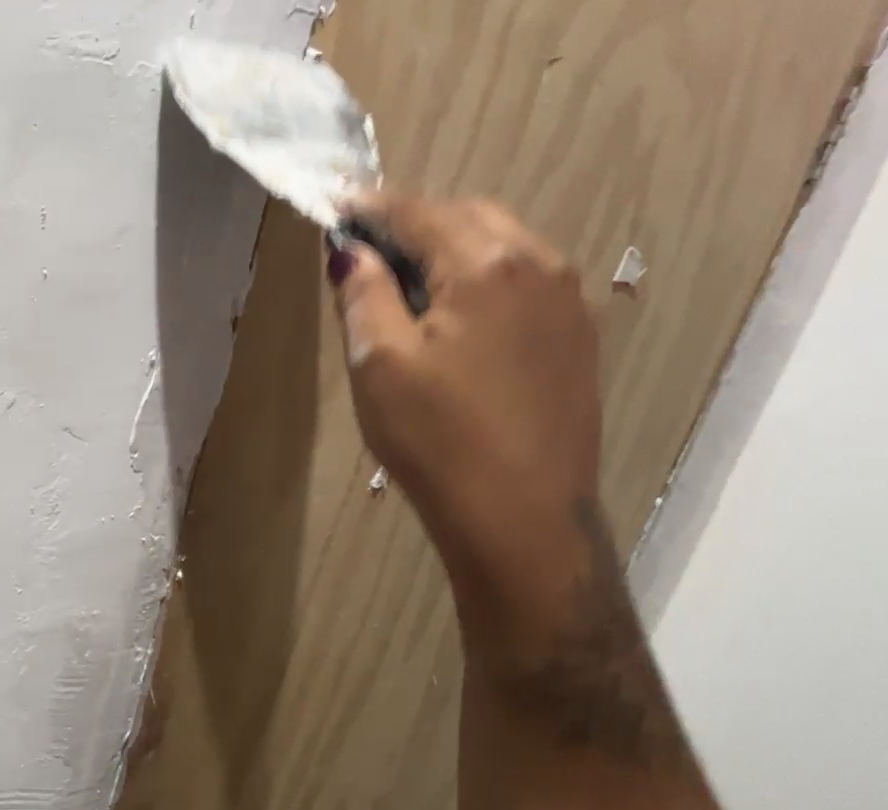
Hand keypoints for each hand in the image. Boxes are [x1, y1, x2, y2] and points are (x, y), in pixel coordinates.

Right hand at [330, 195, 603, 632]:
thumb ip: (364, 295)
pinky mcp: (575, 338)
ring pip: (502, 246)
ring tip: (403, 282)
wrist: (520, 512)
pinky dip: (480, 279)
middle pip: (468, 216)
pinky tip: (452, 318)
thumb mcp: (379, 363)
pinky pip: (522, 282)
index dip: (371, 204)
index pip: (419, 211)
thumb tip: (350, 252)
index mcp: (488, 263)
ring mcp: (567, 302)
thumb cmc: (436, 436)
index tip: (334, 199)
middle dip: (413, 221)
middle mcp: (540, 264)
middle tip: (363, 248)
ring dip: (450, 249)